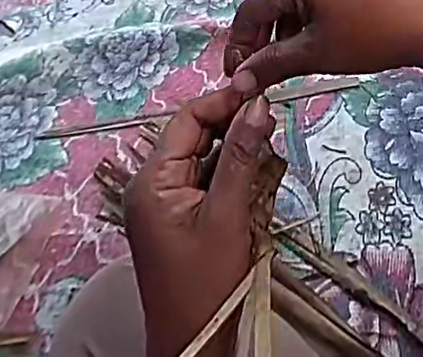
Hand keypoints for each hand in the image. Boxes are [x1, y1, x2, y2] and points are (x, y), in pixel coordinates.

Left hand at [124, 87, 276, 356]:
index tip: (259, 92)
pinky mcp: (185, 214)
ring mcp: (169, 200)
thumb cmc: (205, 286)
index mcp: (153, 180)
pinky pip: (211, 176)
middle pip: (198, 133)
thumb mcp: (227, 213)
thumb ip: (242, 154)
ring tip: (268, 145)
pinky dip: (236, 170)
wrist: (198, 347)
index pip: (188, 119)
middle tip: (270, 120)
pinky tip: (258, 171)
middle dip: (234, 124)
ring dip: (239, 147)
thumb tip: (257, 103)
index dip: (223, 101)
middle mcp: (155, 184)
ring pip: (208, 153)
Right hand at [225, 0, 422, 92]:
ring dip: (278, 38)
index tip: (236, 79)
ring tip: (280, 71)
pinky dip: (298, 29)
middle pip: (265, 6)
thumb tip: (238, 81)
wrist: (421, 23)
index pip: (248, 11)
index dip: (237, 46)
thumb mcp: (313, 52)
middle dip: (257, 41)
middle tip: (256, 76)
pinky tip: (305, 53)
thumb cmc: (366, 35)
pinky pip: (306, 5)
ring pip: (285, 8)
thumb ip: (271, 64)